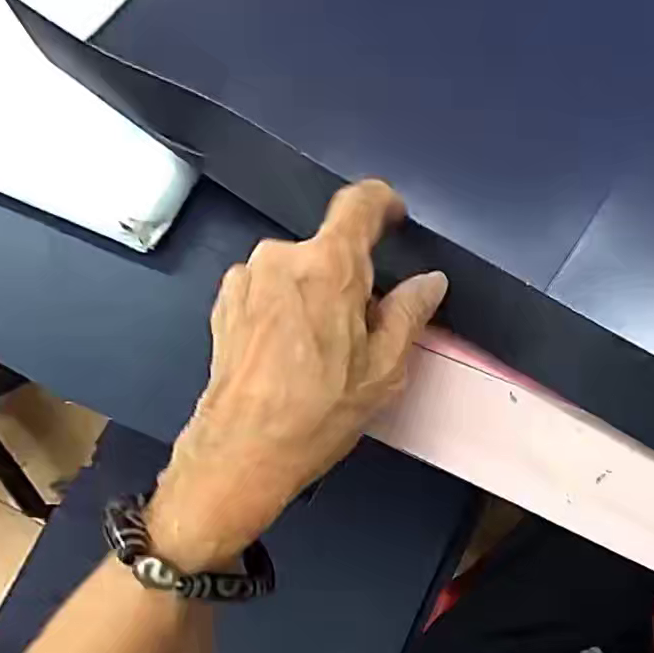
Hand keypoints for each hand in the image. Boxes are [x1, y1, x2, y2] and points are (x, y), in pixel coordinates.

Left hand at [146, 180, 447, 570]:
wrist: (245, 449)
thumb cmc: (317, 413)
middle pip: (328, 252)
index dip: (382, 203)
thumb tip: (429, 284)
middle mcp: (281, 259)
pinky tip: (287, 358)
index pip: (359, 205)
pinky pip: (267, 292)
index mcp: (329, 267)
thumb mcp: (383, 370)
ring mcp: (246, 280)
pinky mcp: (225, 304)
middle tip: (359, 334)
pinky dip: (284, 312)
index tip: (392, 214)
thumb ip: (409, 314)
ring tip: (319, 356)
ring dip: (313, 299)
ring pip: (296, 274)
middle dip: (349, 282)